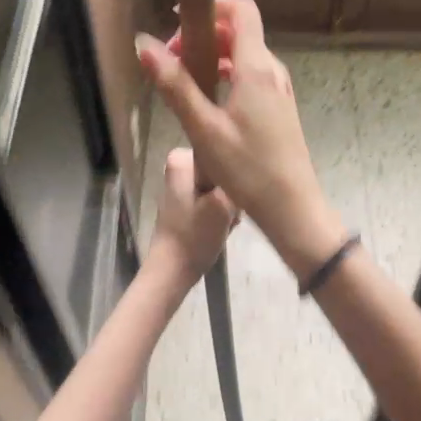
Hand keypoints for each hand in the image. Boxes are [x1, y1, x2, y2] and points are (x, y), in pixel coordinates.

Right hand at [136, 0, 346, 277]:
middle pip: (239, 30)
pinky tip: (207, 99)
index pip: (242, 9)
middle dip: (202, 33)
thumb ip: (174, 85)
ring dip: (213, 55)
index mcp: (257, 67)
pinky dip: (226, 73)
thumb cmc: (248, 169)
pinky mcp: (279, 106)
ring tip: (182, 79)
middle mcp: (272, 70)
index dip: (211, 2)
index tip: (178, 16)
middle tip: (170, 58)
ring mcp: (279, 89)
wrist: (293, 209)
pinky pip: (251, 74)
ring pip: (244, 53)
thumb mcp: (203, 128)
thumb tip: (144, 44)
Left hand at [149, 147, 237, 284]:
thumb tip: (247, 163)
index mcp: (182, 158)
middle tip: (229, 213)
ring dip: (228, 203)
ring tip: (225, 222)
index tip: (233, 196)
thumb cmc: (195, 236)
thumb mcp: (222, 204)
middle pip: (222, 168)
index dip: (233, 174)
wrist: (173, 270)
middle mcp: (180, 163)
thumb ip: (235, 178)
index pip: (223, 150)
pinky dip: (221, 210)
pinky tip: (221, 226)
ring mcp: (183, 182)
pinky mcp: (187, 199)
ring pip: (221, 184)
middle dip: (231, 190)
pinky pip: (214, 196)